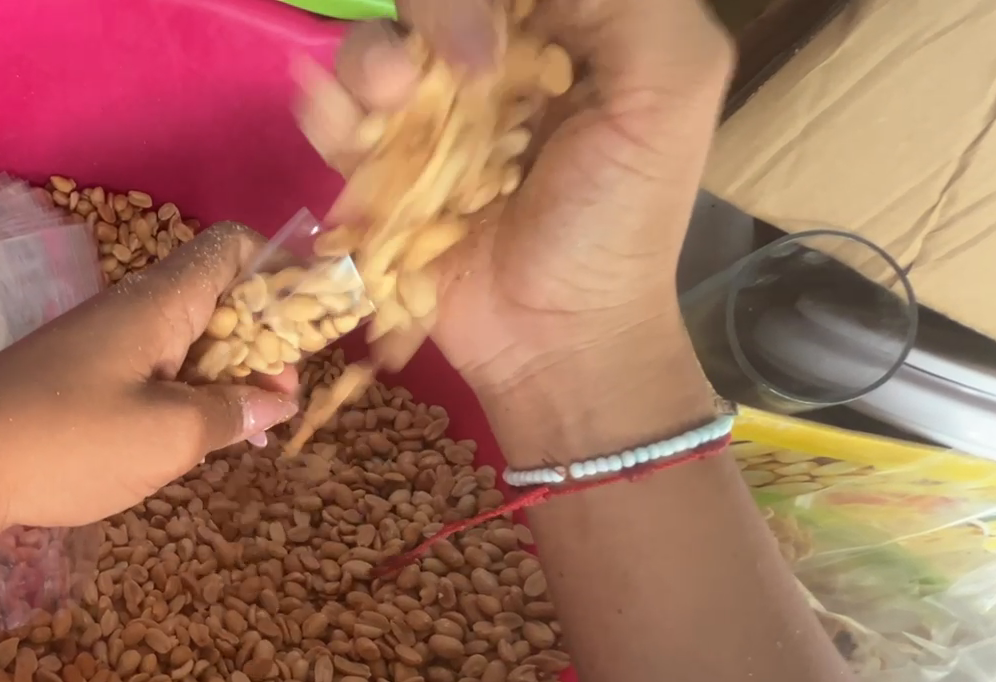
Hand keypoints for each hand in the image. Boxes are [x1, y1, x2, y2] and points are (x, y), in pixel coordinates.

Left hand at [0, 223, 301, 537]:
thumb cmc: (70, 441)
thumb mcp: (168, 436)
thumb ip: (229, 414)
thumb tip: (274, 400)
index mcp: (161, 302)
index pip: (234, 249)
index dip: (282, 273)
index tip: (308, 326)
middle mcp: (132, 311)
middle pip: (216, 301)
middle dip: (259, 345)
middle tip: (273, 404)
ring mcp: (101, 345)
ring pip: (182, 345)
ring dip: (219, 381)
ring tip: (238, 432)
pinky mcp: (78, 380)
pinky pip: (147, 374)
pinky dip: (178, 399)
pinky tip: (182, 442)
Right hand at [304, 0, 733, 458]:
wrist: (551, 334)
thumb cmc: (617, 223)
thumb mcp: (671, 88)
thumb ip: (627, 3)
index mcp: (557, 37)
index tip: (499, 39)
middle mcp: (481, 72)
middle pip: (428, 7)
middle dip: (434, 15)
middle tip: (460, 70)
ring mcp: (422, 129)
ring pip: (371, 56)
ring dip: (369, 62)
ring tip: (393, 98)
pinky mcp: (377, 182)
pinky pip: (334, 127)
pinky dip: (323, 112)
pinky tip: (337, 117)